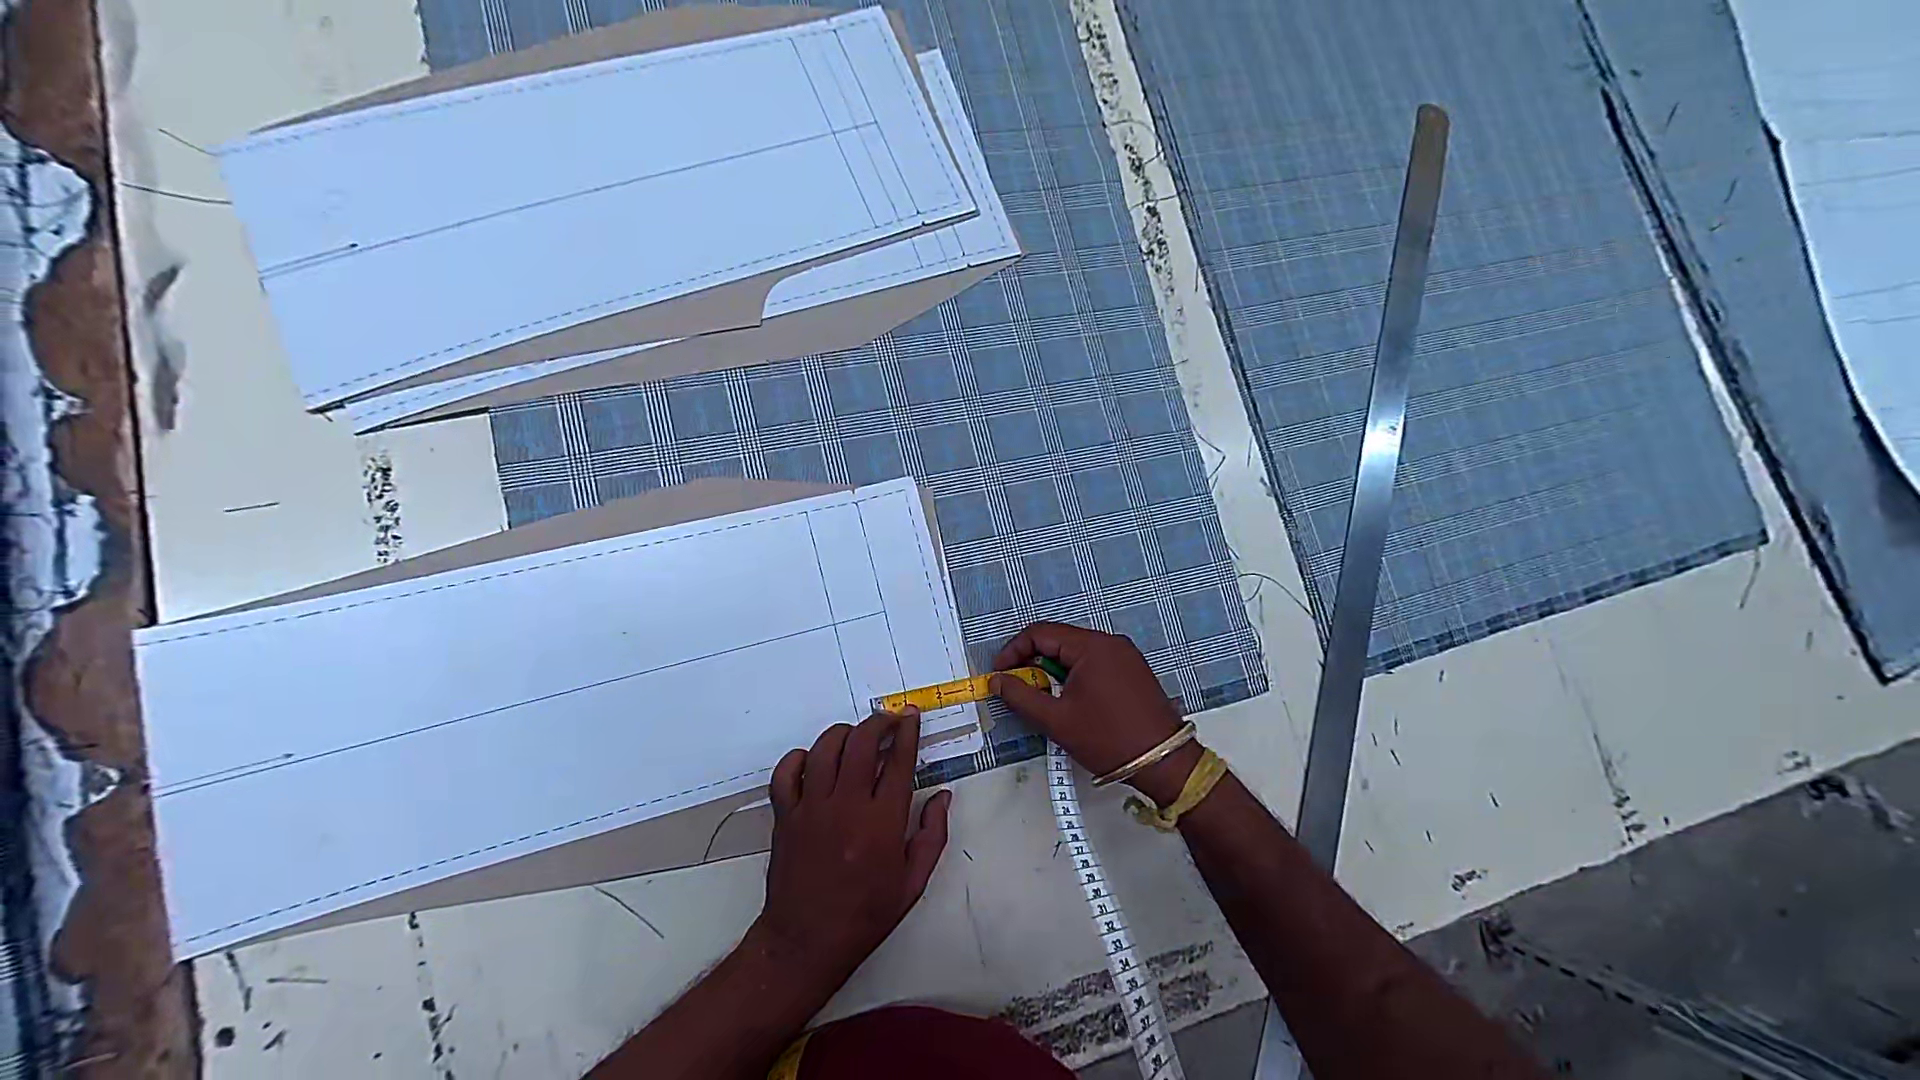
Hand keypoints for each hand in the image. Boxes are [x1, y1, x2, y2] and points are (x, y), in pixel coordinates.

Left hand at [751, 709, 951, 990]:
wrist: (806, 942)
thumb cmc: (865, 915)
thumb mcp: (912, 882)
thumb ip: (932, 835)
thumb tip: (942, 797)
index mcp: (881, 823)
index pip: (897, 762)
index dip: (907, 732)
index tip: (911, 716)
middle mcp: (846, 807)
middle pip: (860, 743)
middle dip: (878, 723)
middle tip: (888, 721)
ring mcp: (811, 809)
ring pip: (824, 749)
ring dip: (843, 733)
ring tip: (856, 736)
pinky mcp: (786, 817)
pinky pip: (786, 773)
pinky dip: (799, 758)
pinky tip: (813, 760)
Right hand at [990, 621, 1199, 805]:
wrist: (1165, 763)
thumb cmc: (1109, 740)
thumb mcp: (1056, 720)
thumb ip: (1020, 696)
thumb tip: (997, 680)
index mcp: (1092, 646)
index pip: (1040, 633)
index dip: (1014, 651)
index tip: (1001, 674)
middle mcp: (1110, 642)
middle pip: (1059, 640)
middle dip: (1033, 662)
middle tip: (1019, 688)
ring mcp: (1126, 655)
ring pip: (1076, 652)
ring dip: (1054, 670)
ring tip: (1044, 698)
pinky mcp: (1134, 670)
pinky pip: (1094, 662)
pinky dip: (1075, 675)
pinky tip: (1071, 700)